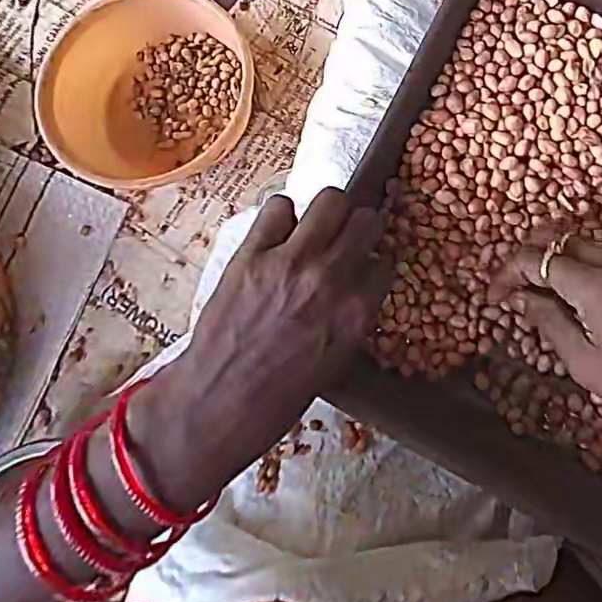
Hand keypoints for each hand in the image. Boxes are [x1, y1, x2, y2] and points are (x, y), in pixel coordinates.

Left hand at [144, 188, 390, 495]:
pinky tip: (278, 234)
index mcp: (355, 313)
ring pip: (330, 200)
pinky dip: (282, 215)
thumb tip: (355, 285)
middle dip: (361, 227)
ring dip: (328, 211)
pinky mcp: (251, 253)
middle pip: (365, 222)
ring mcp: (289, 262)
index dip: (374, 262)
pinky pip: (279, 207)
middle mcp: (329, 280)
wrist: (217, 402)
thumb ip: (350, 317)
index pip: (384, 263)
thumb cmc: (276, 397)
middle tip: (348, 234)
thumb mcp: (334, 362)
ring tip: (316, 225)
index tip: (366, 263)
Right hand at [486, 231, 601, 438]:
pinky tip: (564, 294)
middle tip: (510, 290)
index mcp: (598, 284)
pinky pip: (596, 255)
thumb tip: (517, 296)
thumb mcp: (582, 359)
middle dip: (526, 261)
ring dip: (549, 261)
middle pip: (554, 240)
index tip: (493, 296)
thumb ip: (545, 318)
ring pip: (575, 243)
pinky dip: (572, 266)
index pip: (536, 259)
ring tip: (534, 294)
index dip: (507, 273)